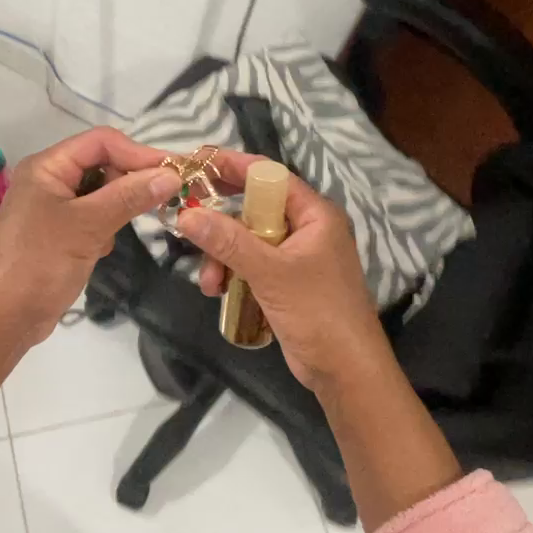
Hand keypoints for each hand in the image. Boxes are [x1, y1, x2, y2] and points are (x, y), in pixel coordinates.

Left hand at [0, 128, 179, 435]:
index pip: (101, 142)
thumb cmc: (40, 262)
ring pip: (102, 194)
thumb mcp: (88, 225)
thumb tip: (172, 176)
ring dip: (117, 208)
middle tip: (163, 200)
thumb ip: (129, 196)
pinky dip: (105, 229)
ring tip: (118, 230)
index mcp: (48, 166)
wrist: (4, 317)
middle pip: (103, 164)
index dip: (139, 152)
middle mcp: (50, 180)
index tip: (175, 172)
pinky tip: (99, 250)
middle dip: (130, 181)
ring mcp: (54, 208)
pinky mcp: (60, 234)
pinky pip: (94, 218)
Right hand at [175, 150, 390, 393]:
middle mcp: (307, 230)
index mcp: (315, 215)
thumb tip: (186, 215)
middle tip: (186, 222)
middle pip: (253, 210)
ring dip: (222, 257)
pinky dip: (232, 274)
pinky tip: (218, 291)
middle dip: (220, 224)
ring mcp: (297, 258)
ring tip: (209, 282)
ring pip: (247, 242)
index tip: (195, 161)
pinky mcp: (287, 284)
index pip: (269, 176)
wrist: (346, 371)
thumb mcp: (270, 273)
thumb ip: (228, 242)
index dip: (233, 166)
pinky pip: (251, 266)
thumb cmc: (318, 312)